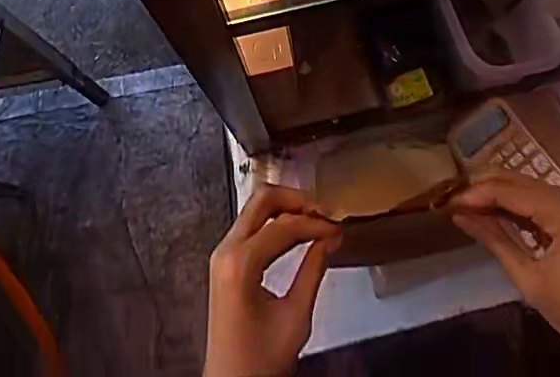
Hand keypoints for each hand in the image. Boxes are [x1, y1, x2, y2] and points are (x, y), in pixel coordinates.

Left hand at [203, 185, 341, 376]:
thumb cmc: (260, 362)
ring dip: (286, 207)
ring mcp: (222, 253)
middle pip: (261, 200)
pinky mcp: (225, 261)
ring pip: (255, 208)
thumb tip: (330, 238)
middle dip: (296, 199)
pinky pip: (250, 225)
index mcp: (240, 264)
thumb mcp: (296, 318)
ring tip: (315, 219)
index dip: (314, 222)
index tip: (337, 227)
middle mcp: (226, 250)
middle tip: (323, 211)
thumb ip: (313, 271)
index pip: (283, 226)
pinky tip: (297, 230)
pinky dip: (275, 221)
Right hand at [450, 174, 559, 376]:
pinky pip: (532, 199)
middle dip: (479, 190)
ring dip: (492, 195)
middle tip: (449, 202)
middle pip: (511, 180)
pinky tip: (490, 214)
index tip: (444, 204)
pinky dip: (509, 204)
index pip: (504, 190)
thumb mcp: (531, 281)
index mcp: (558, 209)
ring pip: (520, 186)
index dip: (472, 195)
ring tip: (464, 207)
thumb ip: (495, 241)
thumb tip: (459, 215)